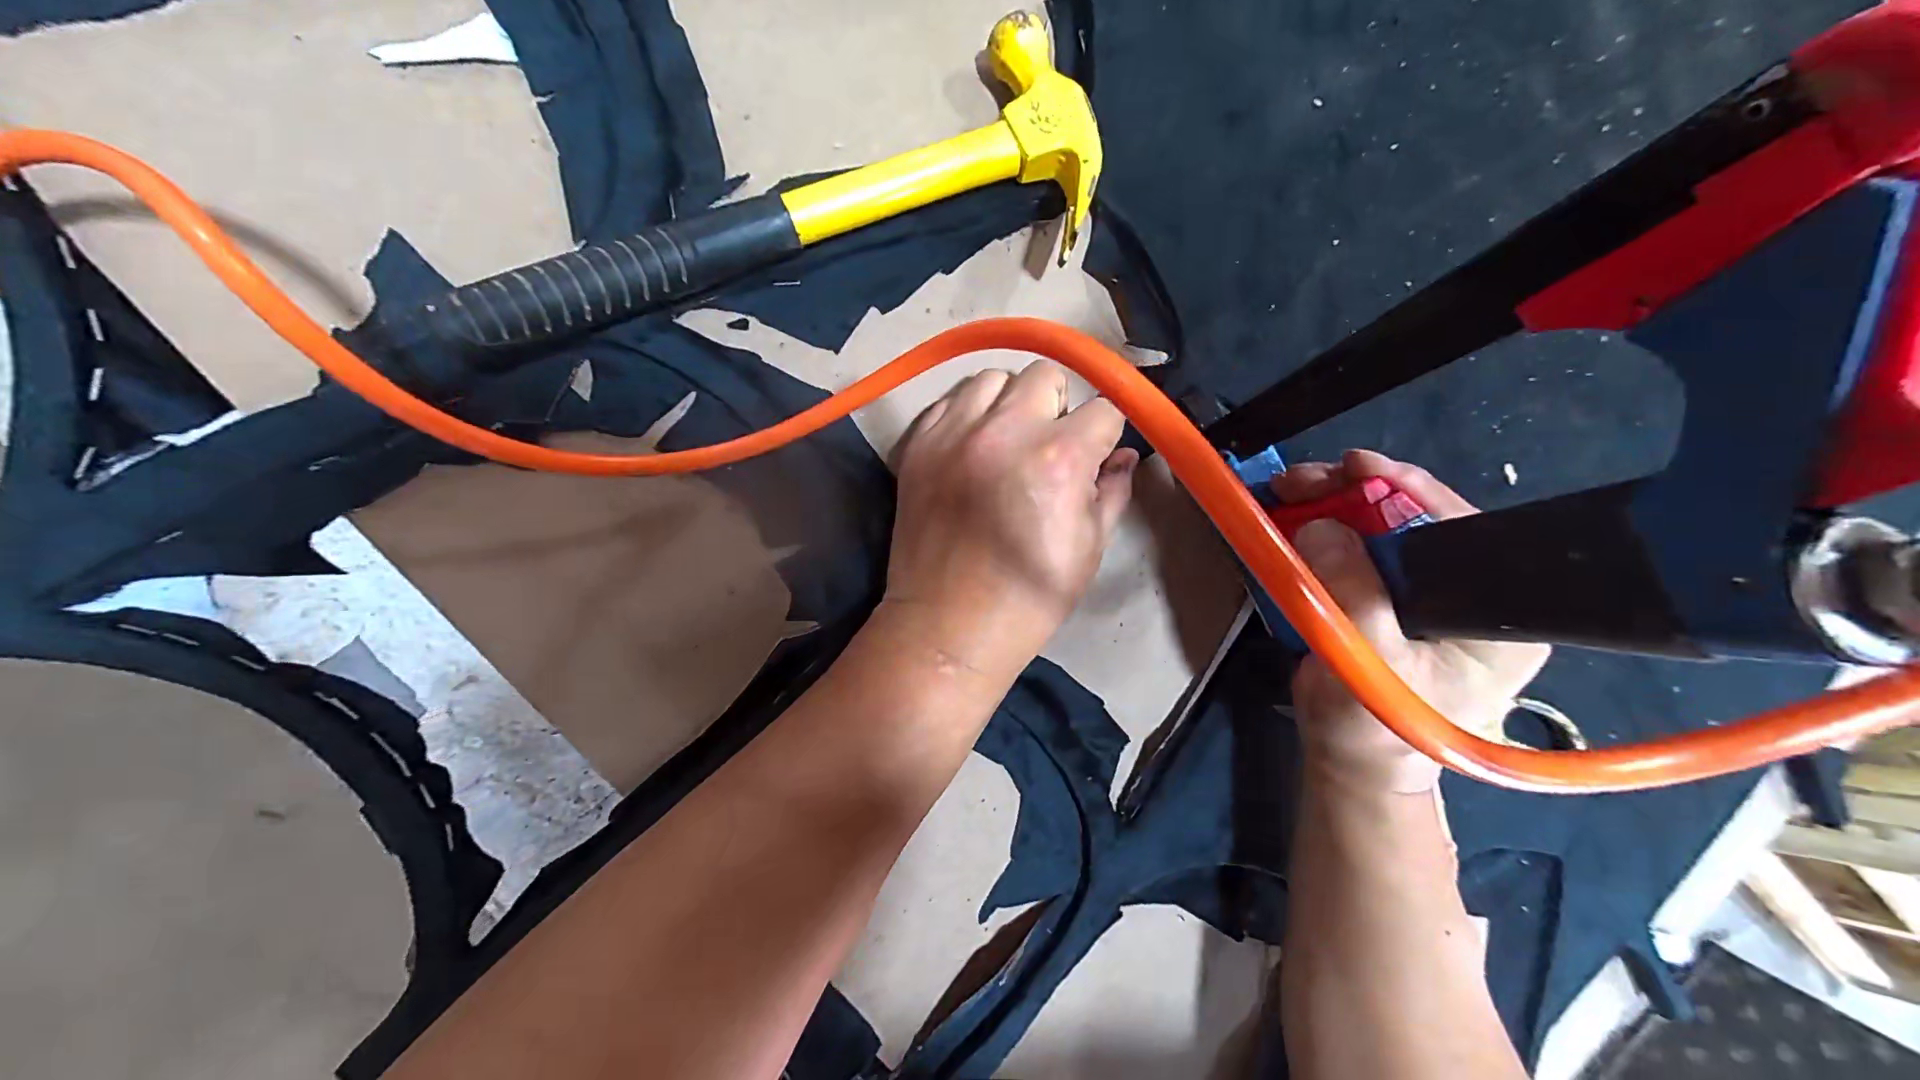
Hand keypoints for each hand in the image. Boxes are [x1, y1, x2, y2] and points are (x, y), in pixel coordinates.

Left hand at [883, 361, 1137, 671]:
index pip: (1102, 409)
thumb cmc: (1029, 598)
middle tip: (1050, 446)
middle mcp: (1005, 432)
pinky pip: (948, 401)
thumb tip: (1122, 456)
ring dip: (1009, 403)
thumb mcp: (1088, 549)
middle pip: (1045, 377)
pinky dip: (966, 416)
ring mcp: (954, 435)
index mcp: (1058, 458)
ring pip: (992, 379)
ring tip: (1006, 441)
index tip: (1096, 452)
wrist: (948, 626)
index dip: (1105, 433)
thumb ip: (1110, 491)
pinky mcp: (918, 446)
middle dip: (1058, 407)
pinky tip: (971, 449)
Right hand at [1276, 450, 1549, 792]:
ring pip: (1383, 531)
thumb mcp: (1366, 662)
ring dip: (1334, 505)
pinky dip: (1324, 529)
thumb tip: (1318, 525)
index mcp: (1494, 616)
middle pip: (1417, 523)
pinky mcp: (1388, 599)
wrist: (1352, 763)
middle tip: (1306, 478)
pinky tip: (1298, 514)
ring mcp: (1425, 596)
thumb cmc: (1374, 728)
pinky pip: (1359, 552)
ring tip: (1291, 489)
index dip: (1411, 493)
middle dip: (1359, 492)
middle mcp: (1467, 596)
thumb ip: (1351, 593)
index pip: (1462, 533)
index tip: (1360, 468)